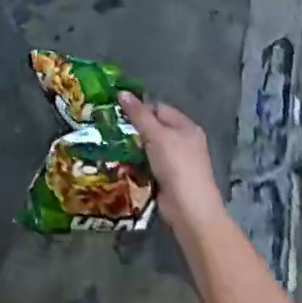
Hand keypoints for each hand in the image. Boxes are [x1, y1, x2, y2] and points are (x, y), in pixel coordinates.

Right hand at [119, 92, 223, 231]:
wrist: (189, 210)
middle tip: (111, 127)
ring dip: (134, 147)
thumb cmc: (176, 165)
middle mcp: (183, 141)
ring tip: (111, 143)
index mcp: (185, 126)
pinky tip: (121, 162)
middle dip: (134, 128)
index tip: (118, 111)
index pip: (159, 108)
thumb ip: (138, 114)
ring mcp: (176, 162)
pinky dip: (137, 163)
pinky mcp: (168, 179)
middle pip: (154, 127)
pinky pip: (149, 164)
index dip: (140, 108)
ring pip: (150, 147)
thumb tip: (121, 91)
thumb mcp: (156, 135)